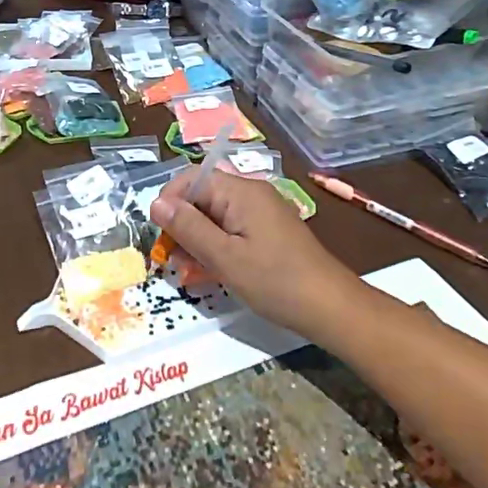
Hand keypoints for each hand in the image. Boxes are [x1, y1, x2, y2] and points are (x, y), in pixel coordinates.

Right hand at [151, 169, 365, 337]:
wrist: (331, 307)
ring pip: (215, 216)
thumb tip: (155, 203)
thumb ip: (188, 227)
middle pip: (202, 197)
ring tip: (188, 272)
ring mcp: (261, 213)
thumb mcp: (224, 257)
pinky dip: (216, 247)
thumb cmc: (275, 281)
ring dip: (197, 240)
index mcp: (240, 191)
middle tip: (172, 260)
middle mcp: (251, 194)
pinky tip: (210, 273)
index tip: (161, 236)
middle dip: (182, 225)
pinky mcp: (268, 232)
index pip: (191, 179)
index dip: (169, 203)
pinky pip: (231, 230)